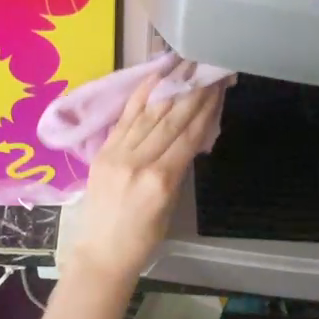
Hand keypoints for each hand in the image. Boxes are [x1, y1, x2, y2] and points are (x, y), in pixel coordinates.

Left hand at [69, 67, 226, 286]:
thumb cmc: (143, 239)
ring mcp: (118, 153)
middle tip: (207, 66)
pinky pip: (125, 118)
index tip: (218, 84)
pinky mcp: (103, 151)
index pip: (188, 135)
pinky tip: (155, 77)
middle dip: (191, 91)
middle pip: (170, 119)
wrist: (101, 254)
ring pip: (149, 113)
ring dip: (169, 86)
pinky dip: (141, 96)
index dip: (206, 107)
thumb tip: (192, 135)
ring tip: (185, 64)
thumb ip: (179, 169)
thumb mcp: (171, 206)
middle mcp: (139, 161)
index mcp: (161, 180)